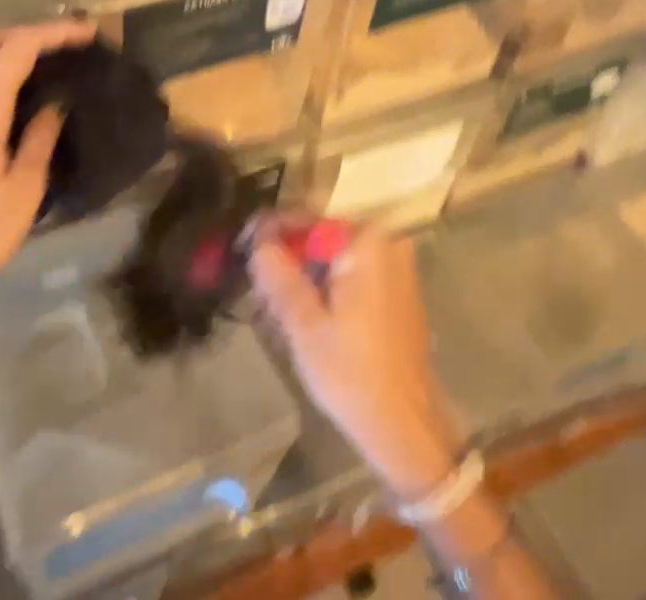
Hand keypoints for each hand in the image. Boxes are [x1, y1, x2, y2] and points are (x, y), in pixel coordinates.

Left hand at [0, 20, 94, 309]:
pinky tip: (9, 108)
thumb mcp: (24, 189)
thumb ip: (39, 138)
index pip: (17, 48)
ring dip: (5, 57)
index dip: (53, 33)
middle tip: (62, 44)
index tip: (84, 33)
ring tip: (43, 72)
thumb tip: (54, 105)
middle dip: (25, 32)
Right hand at [249, 218, 464, 501]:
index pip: (306, 220)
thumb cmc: (352, 373)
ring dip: (302, 279)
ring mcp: (396, 271)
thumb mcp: (303, 323)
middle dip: (285, 260)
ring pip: (333, 261)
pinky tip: (302, 319)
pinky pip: (350, 279)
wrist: (405, 427)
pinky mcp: (396, 297)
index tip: (240, 246)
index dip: (269, 232)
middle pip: (320, 240)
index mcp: (367, 243)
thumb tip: (258, 239)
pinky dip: (324, 292)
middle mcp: (388, 246)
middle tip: (256, 290)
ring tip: (272, 309)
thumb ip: (277, 274)